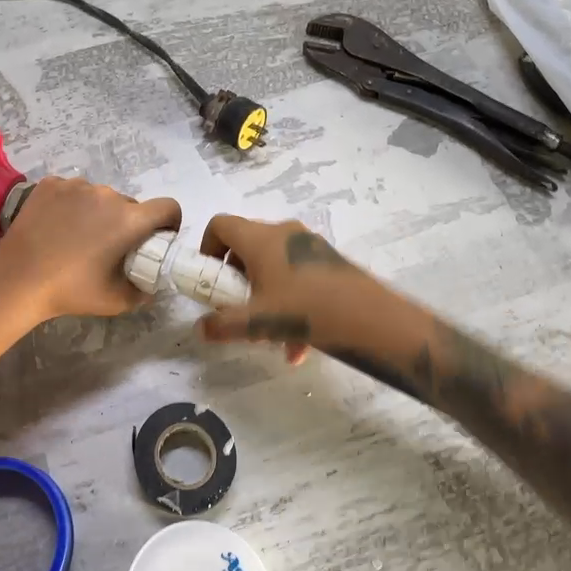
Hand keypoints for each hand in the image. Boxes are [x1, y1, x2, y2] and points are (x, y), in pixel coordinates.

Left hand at [0, 177, 180, 321]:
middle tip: (108, 248)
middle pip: (130, 205)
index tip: (157, 238)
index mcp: (130, 219)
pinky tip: (56, 226)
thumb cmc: (71, 291)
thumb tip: (152, 281)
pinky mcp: (50, 184)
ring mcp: (76, 185)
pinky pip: (71, 192)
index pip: (168, 207)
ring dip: (97, 213)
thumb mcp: (117, 300)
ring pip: (99, 197)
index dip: (169, 222)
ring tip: (76, 238)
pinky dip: (70, 206)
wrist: (18, 279)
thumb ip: (144, 289)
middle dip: (127, 223)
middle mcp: (107, 194)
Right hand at [195, 215, 385, 362]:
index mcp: (260, 239)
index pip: (220, 225)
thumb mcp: (257, 322)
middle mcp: (283, 233)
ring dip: (264, 298)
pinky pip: (296, 276)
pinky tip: (298, 345)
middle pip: (246, 246)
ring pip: (273, 266)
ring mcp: (308, 245)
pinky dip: (289, 303)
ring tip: (268, 336)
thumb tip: (200, 329)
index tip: (209, 276)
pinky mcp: (328, 261)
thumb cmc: (305, 310)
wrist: (370, 317)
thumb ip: (223, 325)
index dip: (207, 247)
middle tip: (237, 306)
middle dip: (236, 279)